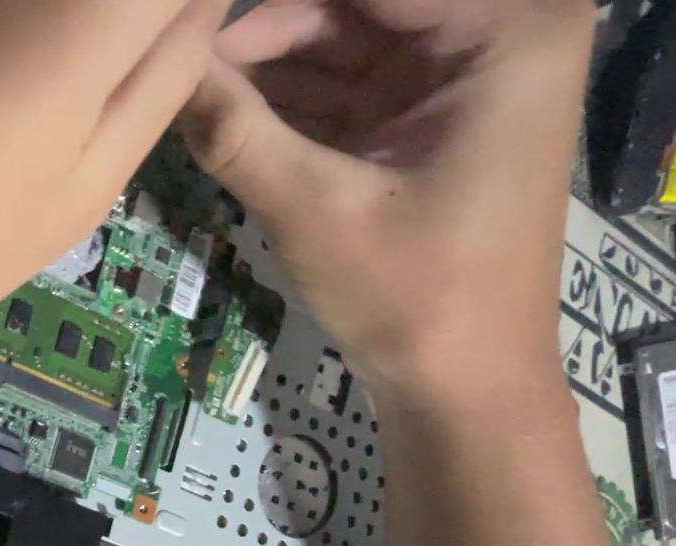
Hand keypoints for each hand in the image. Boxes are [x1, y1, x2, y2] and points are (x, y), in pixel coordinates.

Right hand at [180, 1, 595, 406]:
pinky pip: (337, 94)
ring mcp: (452, 82)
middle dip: (264, 36)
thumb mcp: (313, 209)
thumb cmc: (409, 293)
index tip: (192, 24)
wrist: (456, 379)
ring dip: (262, 73)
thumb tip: (170, 77)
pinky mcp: (417, 126)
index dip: (272, 8)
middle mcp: (490, 34)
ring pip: (336, 49)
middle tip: (178, 65)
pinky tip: (218, 117)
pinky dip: (280, 108)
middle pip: (351, 9)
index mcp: (504, 29)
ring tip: (184, 92)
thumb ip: (238, 136)